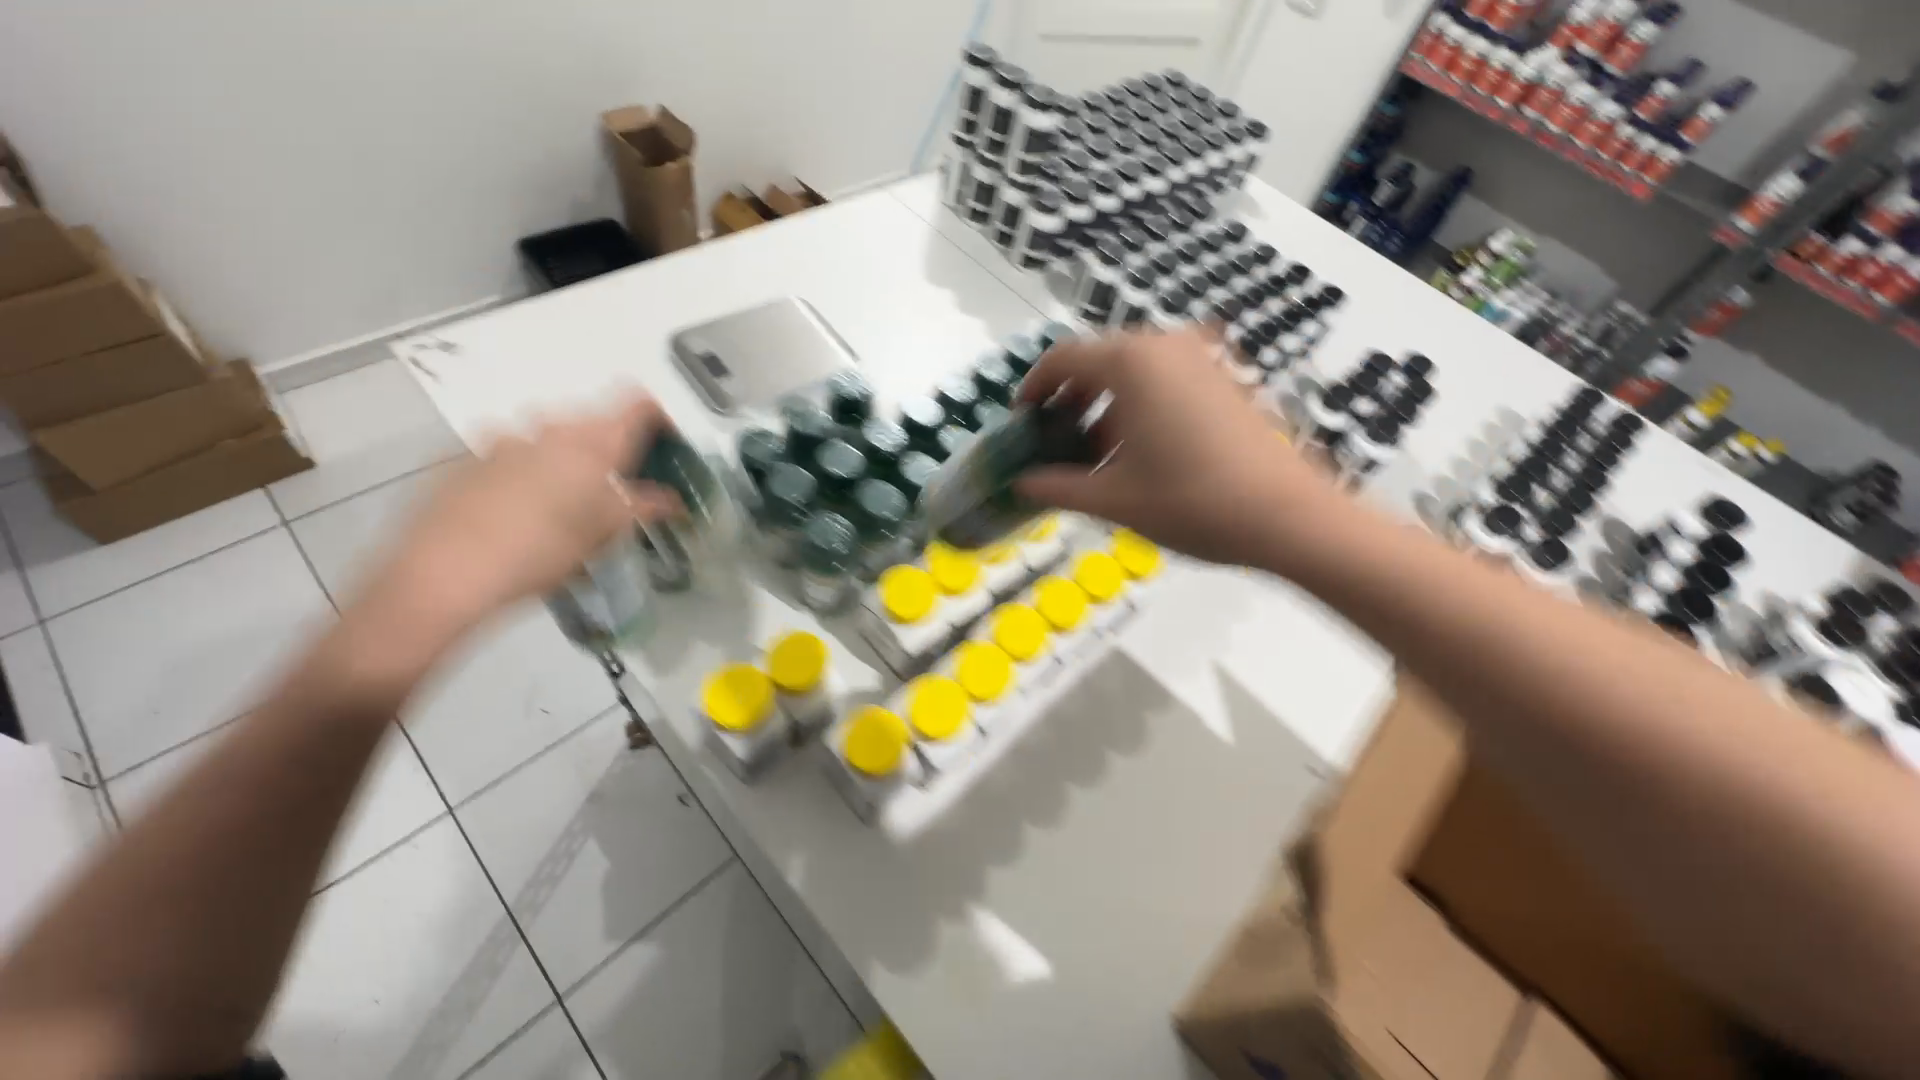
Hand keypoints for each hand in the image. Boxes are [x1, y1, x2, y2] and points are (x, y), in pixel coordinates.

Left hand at [357, 397, 683, 634]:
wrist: (442, 574)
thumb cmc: (539, 553)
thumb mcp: (601, 536)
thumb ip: (642, 508)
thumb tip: (671, 499)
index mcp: (591, 442)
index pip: (637, 403)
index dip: (659, 416)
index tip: (667, 443)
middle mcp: (548, 427)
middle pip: (592, 420)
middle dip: (609, 447)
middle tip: (615, 489)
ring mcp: (502, 439)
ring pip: (550, 438)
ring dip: (565, 460)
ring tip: (564, 506)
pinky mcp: (466, 457)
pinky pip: (512, 454)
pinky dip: (527, 473)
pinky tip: (519, 513)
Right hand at [1014, 328, 1337, 567]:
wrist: (1290, 517)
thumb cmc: (1192, 502)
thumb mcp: (1114, 499)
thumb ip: (1057, 487)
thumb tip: (1021, 484)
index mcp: (1130, 362)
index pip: (1061, 359)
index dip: (1032, 389)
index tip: (1020, 423)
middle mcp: (1164, 346)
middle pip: (1098, 362)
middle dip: (1070, 400)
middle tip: (1055, 443)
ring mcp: (1201, 359)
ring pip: (1134, 372)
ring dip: (1105, 405)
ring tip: (1096, 455)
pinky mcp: (1225, 379)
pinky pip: (1166, 381)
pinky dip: (1140, 406)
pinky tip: (1140, 453)